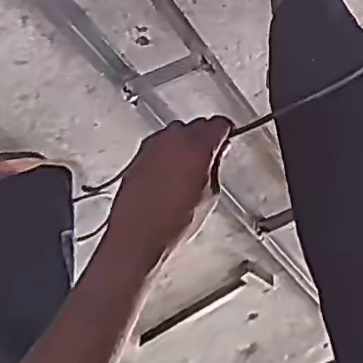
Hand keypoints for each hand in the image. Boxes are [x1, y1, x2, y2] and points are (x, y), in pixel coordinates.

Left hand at [107, 116, 231, 265]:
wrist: (136, 238)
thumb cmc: (174, 221)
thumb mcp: (210, 195)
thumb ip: (215, 168)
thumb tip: (214, 160)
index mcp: (199, 142)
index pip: (220, 124)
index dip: (226, 134)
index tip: (226, 143)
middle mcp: (175, 137)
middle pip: (197, 126)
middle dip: (204, 139)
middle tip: (208, 160)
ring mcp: (153, 145)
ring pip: (176, 135)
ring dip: (183, 146)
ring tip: (186, 171)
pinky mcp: (137, 157)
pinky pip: (158, 148)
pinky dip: (165, 157)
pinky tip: (167, 179)